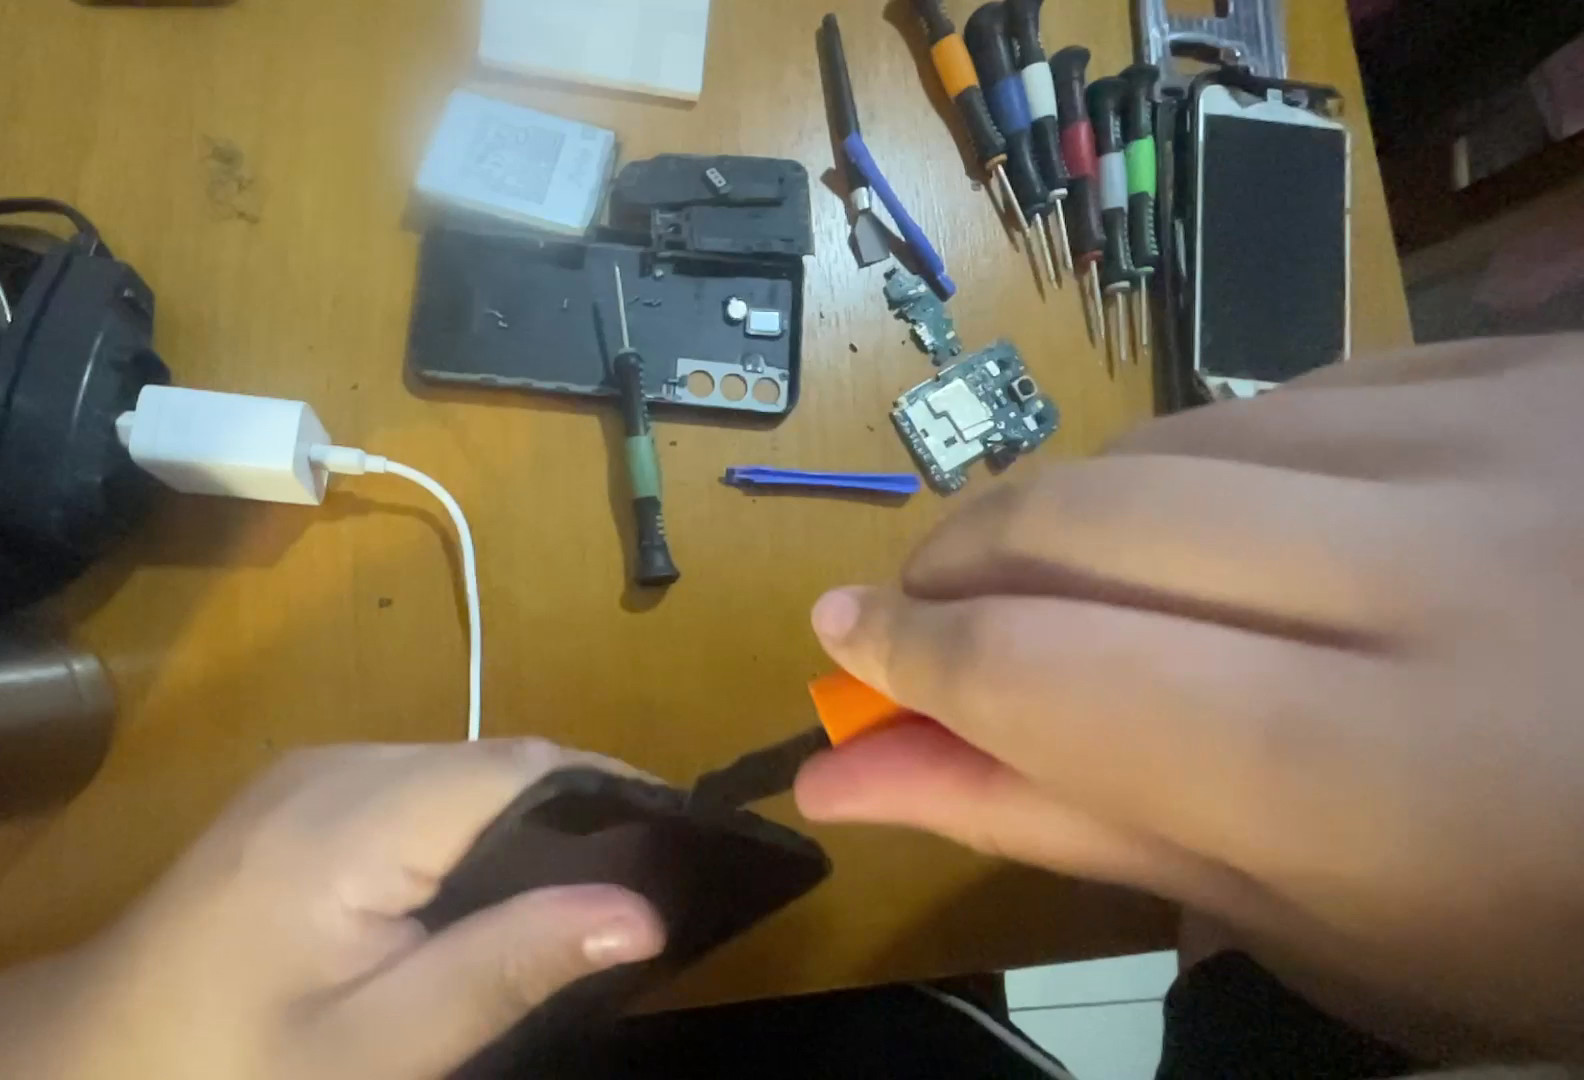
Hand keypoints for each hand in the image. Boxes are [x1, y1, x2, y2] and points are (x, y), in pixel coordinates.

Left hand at [0, 740, 663, 1079]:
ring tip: (576, 874)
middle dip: (572, 800)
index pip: (517, 766)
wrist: (69, 1077)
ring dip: (521, 808)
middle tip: (634, 869)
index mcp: (357, 817)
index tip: (673, 829)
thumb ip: (507, 963)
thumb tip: (638, 911)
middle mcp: (341, 763)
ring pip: (458, 766)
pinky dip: (468, 814)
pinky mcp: (302, 788)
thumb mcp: (378, 1047)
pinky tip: (478, 873)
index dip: (604, 784)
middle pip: (492, 760)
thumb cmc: (224, 1078)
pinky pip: (416, 782)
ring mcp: (315, 769)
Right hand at [793, 335, 1583, 1052]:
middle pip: (1077, 519)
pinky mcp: (1532, 370)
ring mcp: (1513, 442)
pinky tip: (1218, 525)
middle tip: (928, 606)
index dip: (913, 651)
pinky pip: (1269, 396)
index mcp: (1393, 775)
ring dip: (1066, 518)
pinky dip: (1186, 466)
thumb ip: (1041, 818)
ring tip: (1083, 580)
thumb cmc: (1532, 924)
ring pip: (1155, 444)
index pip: (1047, 671)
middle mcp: (1461, 574)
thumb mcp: (1276, 913)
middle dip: (959, 561)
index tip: (844, 637)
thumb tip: (845, 776)